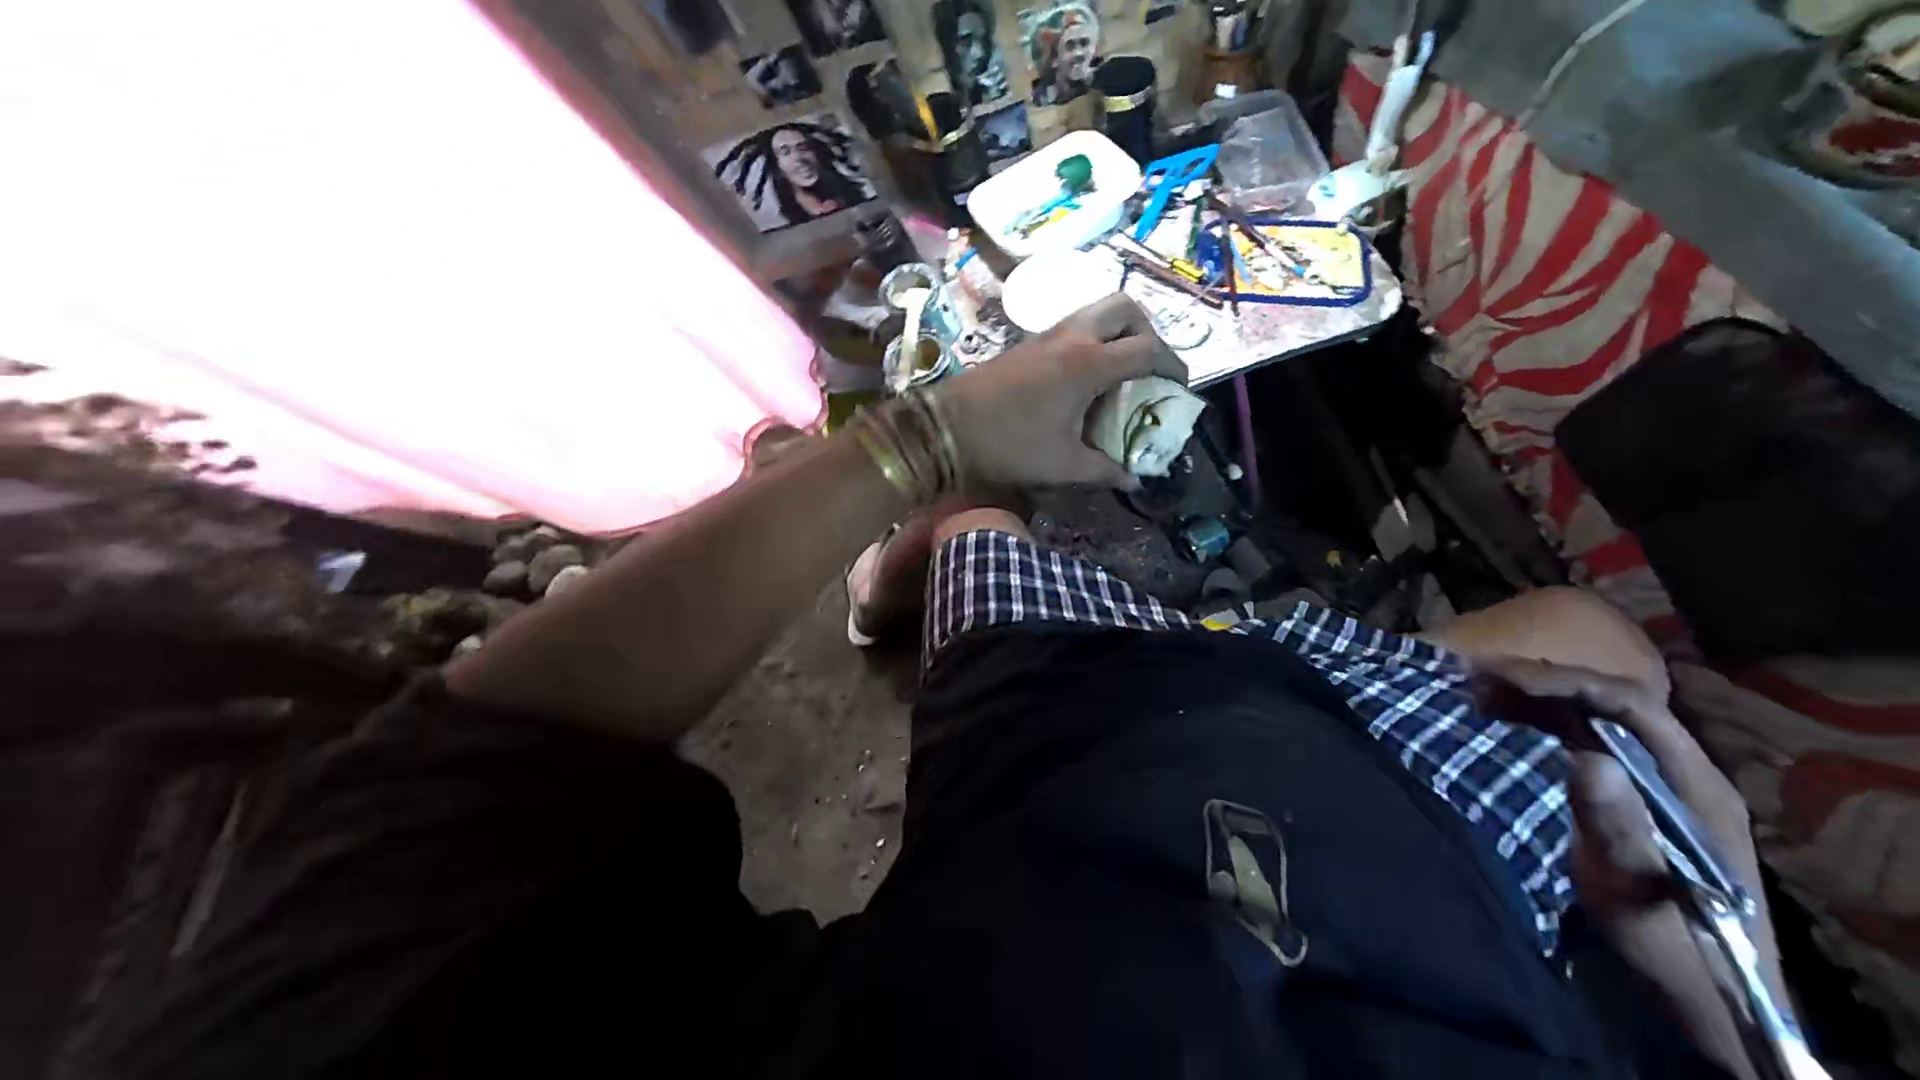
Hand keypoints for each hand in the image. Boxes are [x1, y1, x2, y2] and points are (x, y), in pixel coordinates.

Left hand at [934, 294, 1186, 489]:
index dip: (1173, 367)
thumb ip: (1105, 471)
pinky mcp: (1027, 343)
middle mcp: (1071, 337)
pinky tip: (1086, 377)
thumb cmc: (1008, 446)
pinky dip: (1092, 339)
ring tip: (1121, 371)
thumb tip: (1134, 480)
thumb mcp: (1063, 466)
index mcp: (1088, 363)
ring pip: (1096, 311)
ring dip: (1118, 331)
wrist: (945, 429)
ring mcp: (1046, 336)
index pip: (1148, 350)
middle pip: (1125, 308)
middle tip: (1149, 367)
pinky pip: (1072, 326)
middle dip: (1148, 331)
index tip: (1179, 390)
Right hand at [1472, 657, 1776, 1079]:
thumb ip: (1618, 825)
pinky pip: (1584, 736)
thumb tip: (1585, 756)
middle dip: (1543, 682)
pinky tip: (1504, 718)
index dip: (1567, 682)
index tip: (1504, 680)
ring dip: (1536, 698)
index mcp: (1693, 782)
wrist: (1704, 989)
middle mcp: (1678, 768)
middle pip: (1610, 700)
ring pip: (1594, 714)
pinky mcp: (1629, 790)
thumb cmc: (1669, 938)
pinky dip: (1540, 719)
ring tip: (1479, 692)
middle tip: (1477, 679)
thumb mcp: (1637, 888)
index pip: (1632, 704)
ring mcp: (1654, 778)